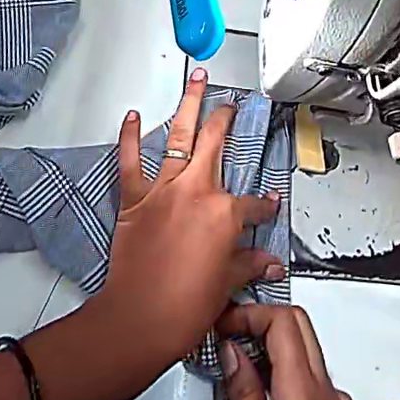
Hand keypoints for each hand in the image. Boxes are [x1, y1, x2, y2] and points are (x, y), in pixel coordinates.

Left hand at [87, 68, 283, 371]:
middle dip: (224, 117)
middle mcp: (196, 191)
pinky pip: (131, 160)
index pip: (253, 205)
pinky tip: (133, 116)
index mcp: (224, 214)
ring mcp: (164, 189)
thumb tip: (269, 263)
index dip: (264, 206)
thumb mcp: (227, 284)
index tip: (268, 203)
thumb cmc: (185, 306)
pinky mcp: (135, 197)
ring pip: (178, 137)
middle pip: (214, 142)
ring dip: (187, 106)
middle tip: (230, 102)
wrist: (142, 317)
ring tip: (195, 82)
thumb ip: (249, 264)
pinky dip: (130, 136)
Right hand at [217, 305, 351, 399]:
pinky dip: (288, 364)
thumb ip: (243, 399)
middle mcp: (328, 399)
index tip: (225, 324)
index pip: (282, 320)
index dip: (248, 313)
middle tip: (230, 331)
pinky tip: (265, 382)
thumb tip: (232, 352)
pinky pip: (314, 374)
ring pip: (306, 346)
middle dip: (261, 317)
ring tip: (240, 355)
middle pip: (298, 323)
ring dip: (274, 340)